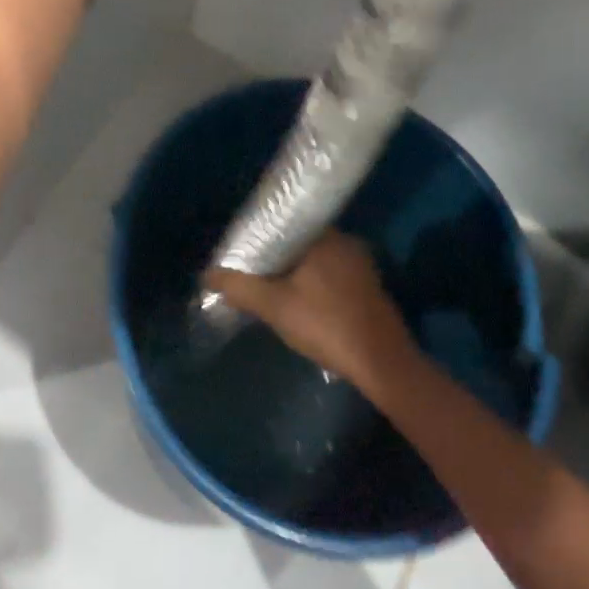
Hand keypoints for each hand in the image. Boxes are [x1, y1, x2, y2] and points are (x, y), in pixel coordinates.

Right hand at [205, 232, 422, 394]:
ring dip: (297, 275)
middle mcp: (347, 244)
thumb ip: (240, 287)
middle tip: (253, 272)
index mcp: (327, 238)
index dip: (263, 236)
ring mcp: (362, 268)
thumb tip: (208, 273)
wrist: (381, 364)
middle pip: (302, 244)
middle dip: (278, 258)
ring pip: (318, 263)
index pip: (287, 224)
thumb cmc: (326, 325)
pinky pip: (333, 278)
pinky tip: (301, 304)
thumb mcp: (274, 306)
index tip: (244, 251)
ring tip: (271, 289)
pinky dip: (315, 286)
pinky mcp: (369, 290)